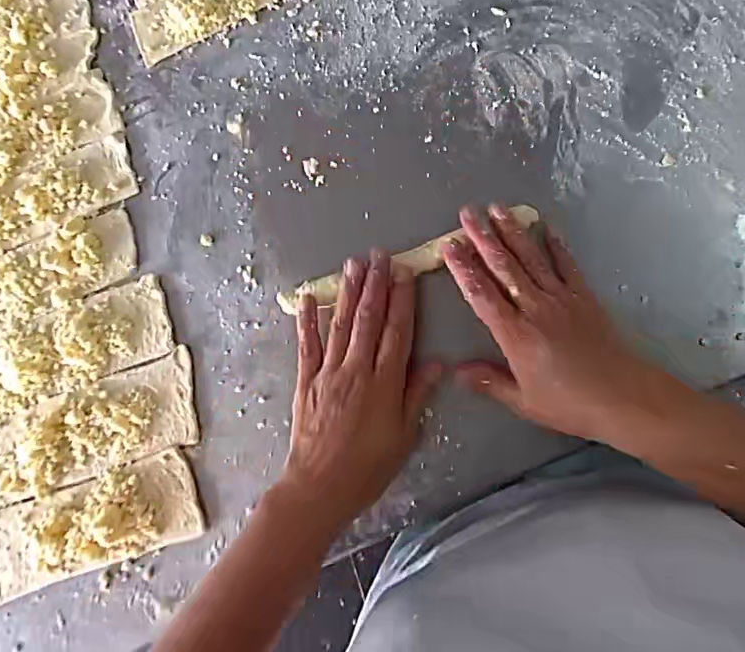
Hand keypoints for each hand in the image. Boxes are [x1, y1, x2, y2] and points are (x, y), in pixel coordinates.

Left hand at [276, 249, 441, 529]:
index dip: (402, 300)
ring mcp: (328, 372)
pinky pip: (307, 344)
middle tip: (379, 254)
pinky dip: (307, 320)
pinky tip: (308, 298)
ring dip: (348, 291)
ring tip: (353, 264)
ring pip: (340, 323)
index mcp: (384, 383)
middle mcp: (356, 369)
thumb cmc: (367, 468)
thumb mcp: (404, 437)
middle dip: (375, 284)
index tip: (404, 273)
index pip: (397, 331)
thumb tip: (438, 363)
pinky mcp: (306, 380)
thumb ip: (417, 396)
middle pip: (368, 319)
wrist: (318, 489)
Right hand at [443, 203, 697, 445]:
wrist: (625, 398)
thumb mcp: (524, 402)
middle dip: (482, 237)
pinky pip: (566, 264)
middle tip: (467, 213)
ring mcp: (561, 298)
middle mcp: (534, 308)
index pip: (482, 294)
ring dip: (512, 231)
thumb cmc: (570, 404)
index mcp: (515, 334)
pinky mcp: (584, 296)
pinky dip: (555, 244)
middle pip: (503, 266)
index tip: (449, 245)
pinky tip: (545, 226)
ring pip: (530, 258)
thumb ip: (490, 381)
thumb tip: (455, 370)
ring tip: (496, 208)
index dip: (463, 268)